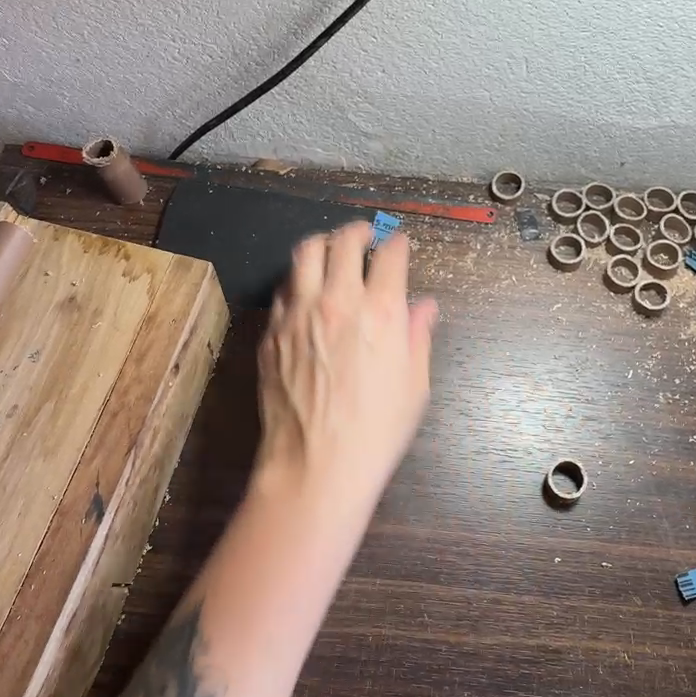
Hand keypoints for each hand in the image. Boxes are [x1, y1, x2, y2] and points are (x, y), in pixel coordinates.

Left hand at [254, 222, 438, 519]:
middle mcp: (338, 300)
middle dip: (359, 231)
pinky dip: (299, 279)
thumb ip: (418, 336)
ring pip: (305, 253)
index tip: (399, 244)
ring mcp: (298, 313)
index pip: (390, 254)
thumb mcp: (414, 385)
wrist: (316, 465)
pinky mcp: (272, 331)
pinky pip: (284, 288)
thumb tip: (424, 306)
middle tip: (365, 235)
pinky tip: (306, 290)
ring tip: (331, 249)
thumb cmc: (377, 431)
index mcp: (382, 311)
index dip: (398, 243)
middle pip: (344, 241)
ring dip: (324, 244)